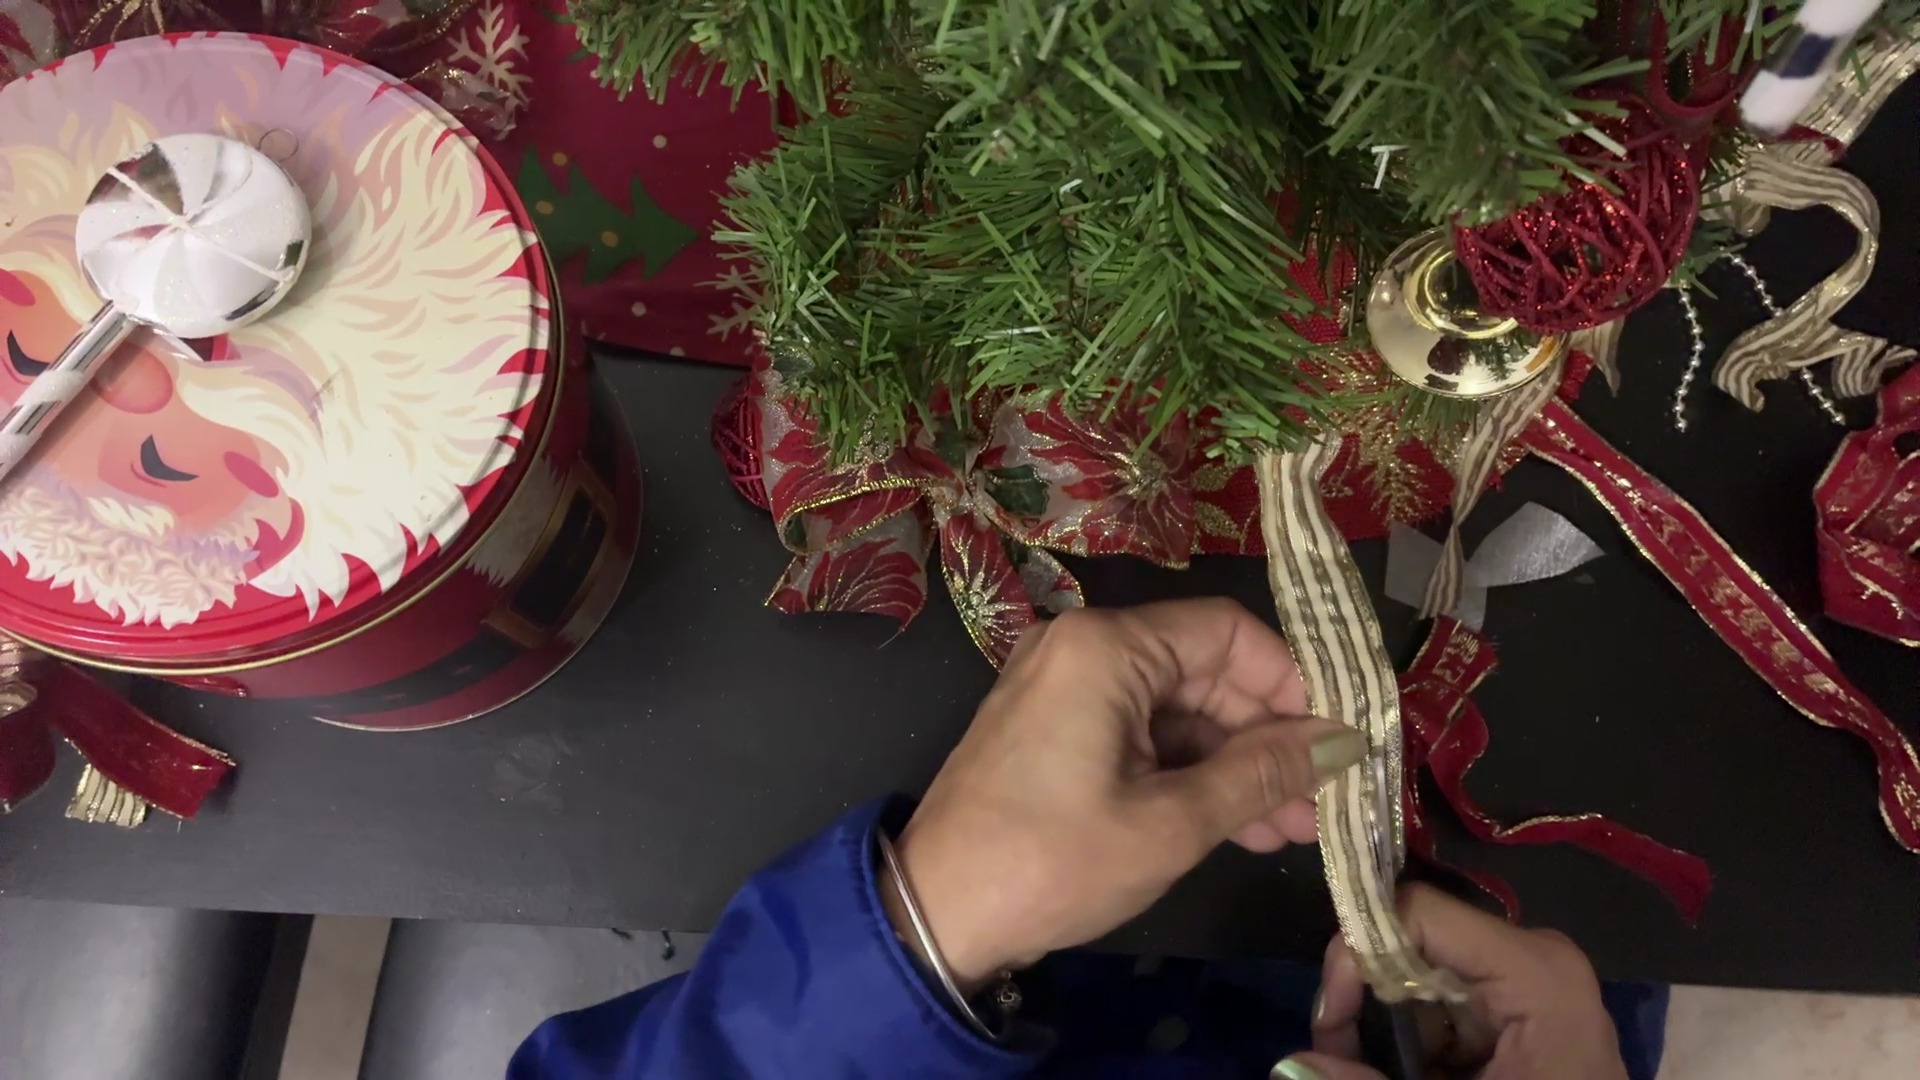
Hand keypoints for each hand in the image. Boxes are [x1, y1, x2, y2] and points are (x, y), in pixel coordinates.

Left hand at [883, 599, 1369, 990]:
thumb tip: (1340, 742)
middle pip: (1200, 670)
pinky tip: (1232, 821)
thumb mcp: (1171, 822)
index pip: (1225, 631)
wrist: (937, 909)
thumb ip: (1261, 773)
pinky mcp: (1053, 720)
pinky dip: (1181, 767)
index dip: (1289, 681)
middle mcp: (1081, 645)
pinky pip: (1135, 728)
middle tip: (1318, 805)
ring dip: (1228, 762)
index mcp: (1105, 646)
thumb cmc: (1055, 860)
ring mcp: (1063, 682)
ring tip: (1286, 830)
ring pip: (1171, 706)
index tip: (1334, 741)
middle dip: (1263, 737)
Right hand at [1277, 883, 1627, 1079]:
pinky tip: (1388, 1064)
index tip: (1331, 1015)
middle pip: (1404, 937)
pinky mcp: (1509, 999)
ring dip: (1370, 1013)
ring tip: (1349, 1062)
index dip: (1358, 951)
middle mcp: (1526, 953)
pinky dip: (1398, 1026)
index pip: (1414, 910)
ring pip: (1408, 963)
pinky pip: (1430, 989)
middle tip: (1330, 1047)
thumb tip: (1287, 1066)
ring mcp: (1519, 973)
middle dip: (1358, 992)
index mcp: (1534, 970)